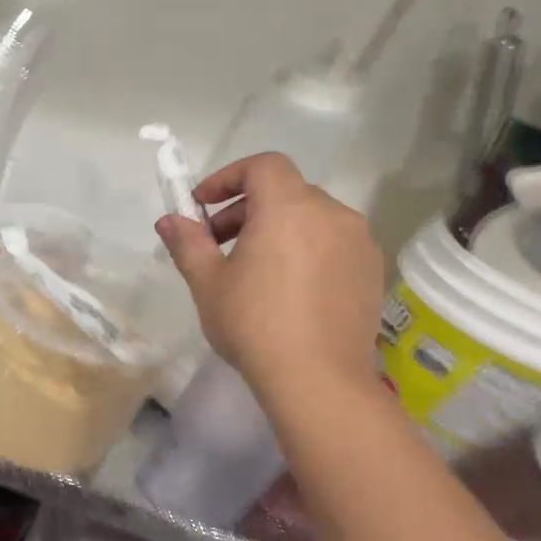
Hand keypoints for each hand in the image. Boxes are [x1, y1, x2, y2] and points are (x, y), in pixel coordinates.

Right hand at [155, 152, 383, 396]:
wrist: (316, 374)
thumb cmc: (251, 322)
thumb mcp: (206, 282)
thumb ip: (188, 244)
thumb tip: (170, 220)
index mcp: (288, 210)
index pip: (263, 166)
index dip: (228, 177)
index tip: (201, 206)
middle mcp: (331, 214)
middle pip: (286, 191)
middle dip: (246, 209)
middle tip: (216, 244)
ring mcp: (358, 240)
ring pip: (311, 217)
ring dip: (276, 229)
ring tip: (250, 269)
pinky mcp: (371, 268)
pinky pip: (332, 242)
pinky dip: (303, 249)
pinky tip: (284, 288)